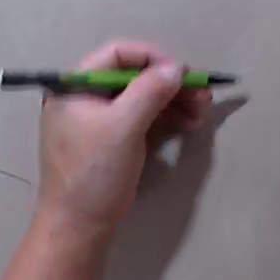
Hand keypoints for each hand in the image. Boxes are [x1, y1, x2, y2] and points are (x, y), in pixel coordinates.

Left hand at [36, 41, 210, 232]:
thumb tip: (178, 67)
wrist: (79, 226)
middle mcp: (87, 96)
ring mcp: (101, 118)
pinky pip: (145, 116)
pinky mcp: (114, 138)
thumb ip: (150, 91)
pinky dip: (169, 117)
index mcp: (76, 86)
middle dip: (171, 84)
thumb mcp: (123, 127)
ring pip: (145, 97)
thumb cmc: (94, 172)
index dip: (155, 58)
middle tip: (203, 96)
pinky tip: (190, 124)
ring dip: (176, 101)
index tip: (184, 73)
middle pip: (136, 76)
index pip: (119, 54)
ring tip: (202, 114)